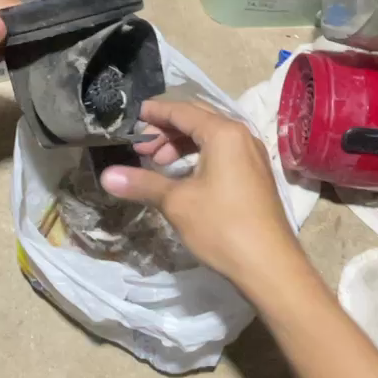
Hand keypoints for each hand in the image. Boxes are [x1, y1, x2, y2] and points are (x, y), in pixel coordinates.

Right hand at [99, 99, 309, 293]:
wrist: (270, 266)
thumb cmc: (222, 227)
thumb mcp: (177, 202)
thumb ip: (142, 182)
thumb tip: (106, 176)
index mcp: (223, 133)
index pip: (182, 111)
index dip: (154, 112)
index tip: (131, 116)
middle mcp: (241, 135)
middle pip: (197, 118)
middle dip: (166, 129)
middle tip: (140, 146)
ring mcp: (252, 155)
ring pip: (210, 136)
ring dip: (181, 143)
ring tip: (157, 162)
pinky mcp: (255, 174)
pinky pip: (222, 151)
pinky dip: (198, 155)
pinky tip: (182, 176)